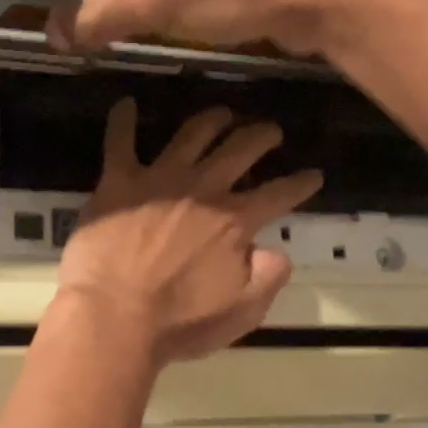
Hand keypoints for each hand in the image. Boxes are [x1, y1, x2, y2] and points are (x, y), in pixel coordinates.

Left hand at [53, 99, 323, 364]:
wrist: (114, 317)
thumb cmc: (178, 323)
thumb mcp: (242, 311)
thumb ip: (268, 278)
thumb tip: (276, 252)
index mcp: (235, 221)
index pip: (279, 194)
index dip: (300, 184)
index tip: (313, 175)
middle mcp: (202, 189)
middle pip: (240, 150)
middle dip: (261, 136)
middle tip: (270, 131)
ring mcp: (158, 180)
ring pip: (191, 135)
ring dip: (211, 120)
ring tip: (221, 114)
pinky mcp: (118, 183)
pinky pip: (120, 142)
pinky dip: (122, 120)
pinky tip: (125, 104)